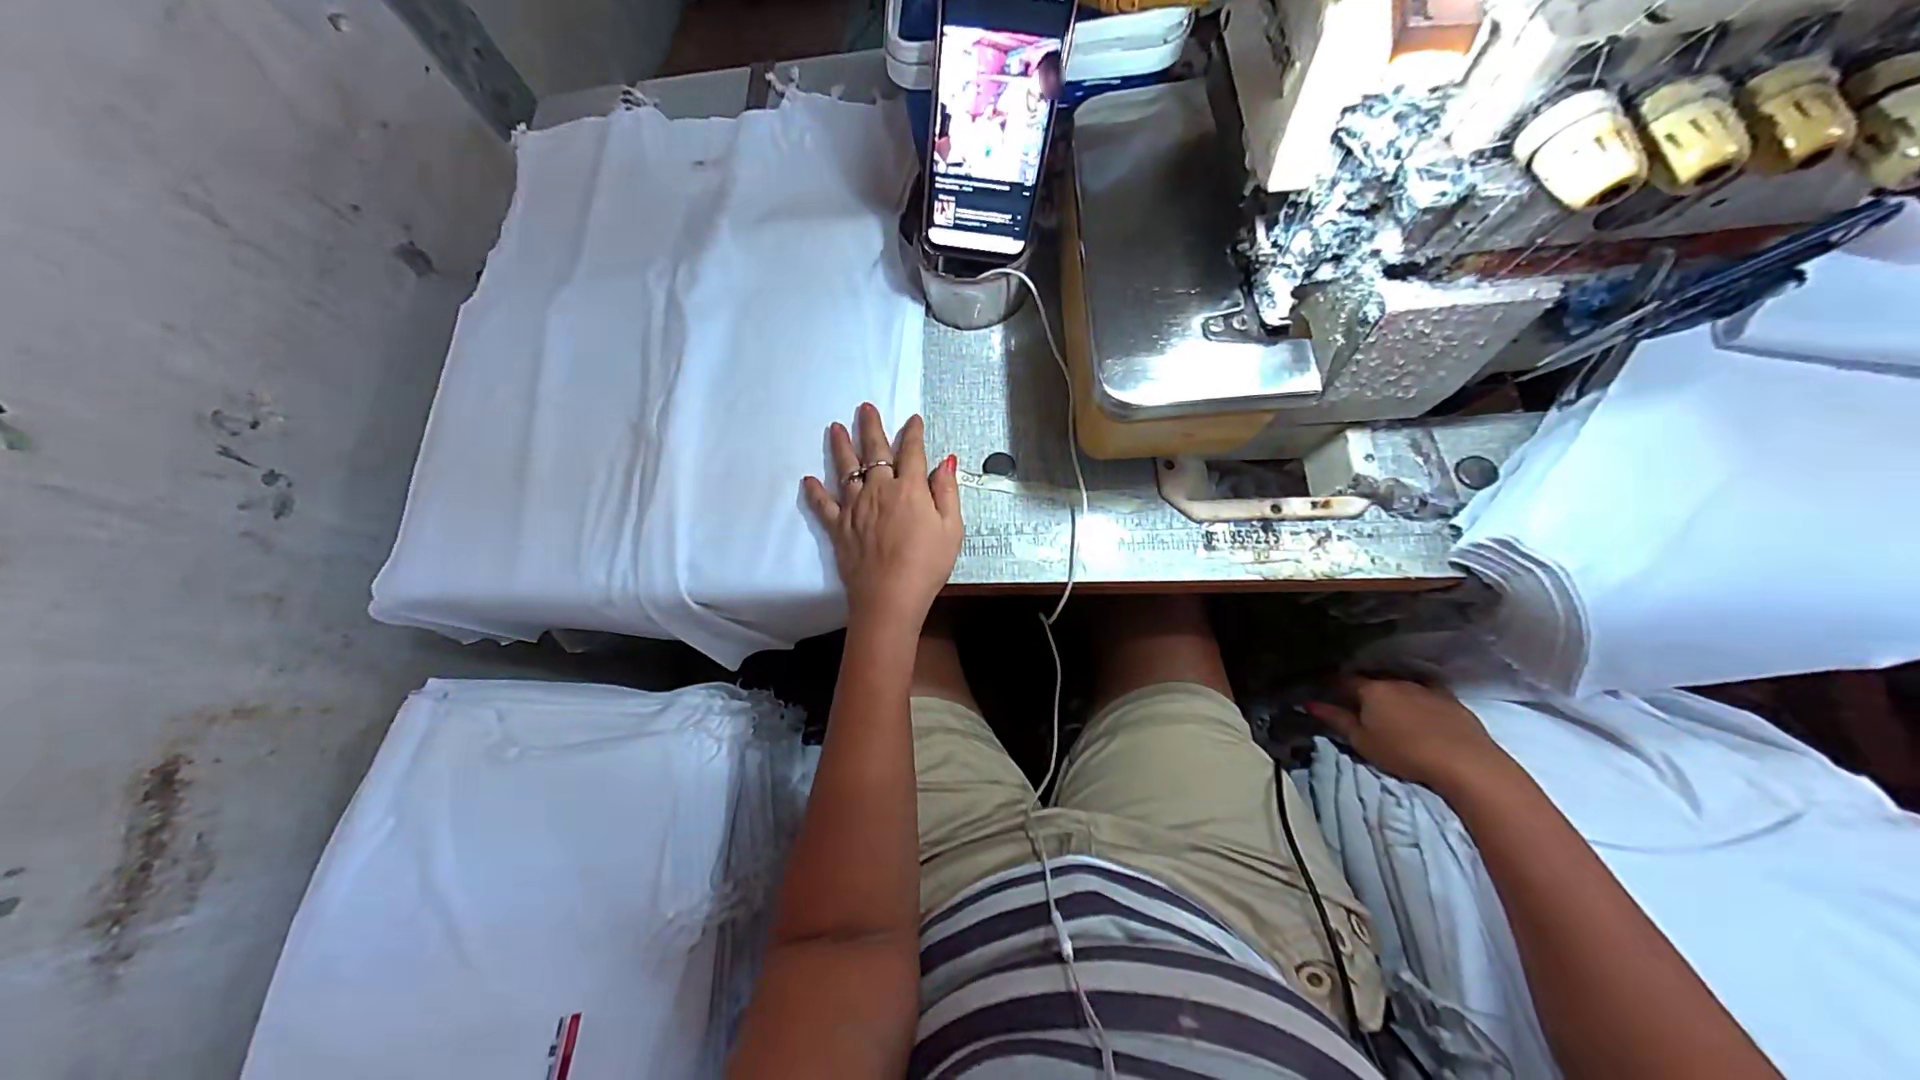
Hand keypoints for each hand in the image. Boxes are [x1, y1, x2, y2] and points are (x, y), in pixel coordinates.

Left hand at [802, 404, 962, 631]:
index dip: (913, 433)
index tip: (913, 420)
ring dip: (840, 446)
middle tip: (865, 407)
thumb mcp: (952, 528)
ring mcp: (855, 507)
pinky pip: (823, 505)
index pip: (912, 452)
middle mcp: (879, 489)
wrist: (890, 597)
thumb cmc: (927, 565)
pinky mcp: (838, 527)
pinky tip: (808, 479)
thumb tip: (945, 461)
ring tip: (834, 428)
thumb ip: (946, 492)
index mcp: (909, 489)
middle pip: (874, 450)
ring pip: (845, 469)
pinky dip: (814, 491)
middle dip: (871, 426)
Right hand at [1305, 678, 1516, 794]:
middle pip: (1372, 681)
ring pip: (1400, 686)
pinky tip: (1419, 713)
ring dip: (1391, 695)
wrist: (1466, 763)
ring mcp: (1426, 689)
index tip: (1323, 692)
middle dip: (1362, 690)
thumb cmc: (1404, 753)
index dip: (1331, 685)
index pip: (1343, 680)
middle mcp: (1397, 682)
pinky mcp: (1451, 700)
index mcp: (1371, 690)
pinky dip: (1416, 700)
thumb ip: (1336, 720)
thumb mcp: (1362, 741)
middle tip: (1356, 706)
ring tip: (1388, 712)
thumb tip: (1310, 703)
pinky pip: (1425, 694)